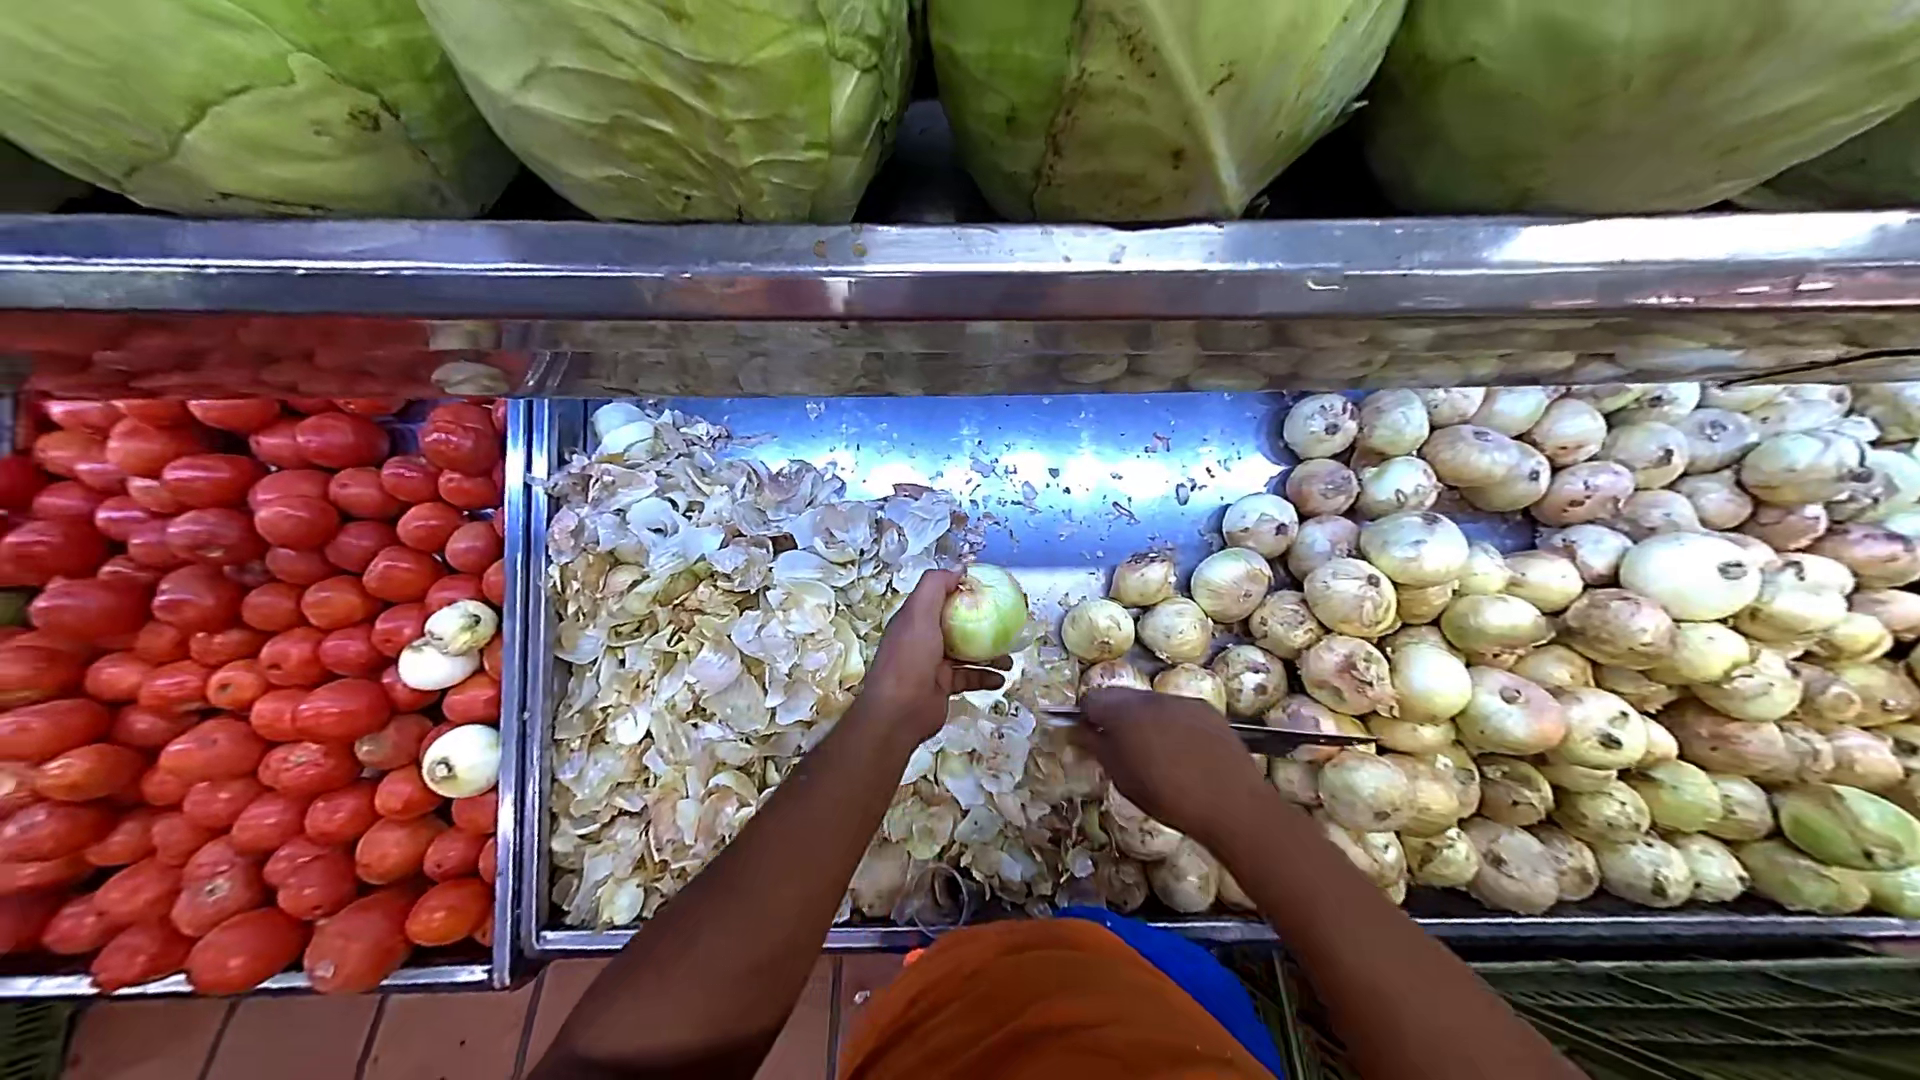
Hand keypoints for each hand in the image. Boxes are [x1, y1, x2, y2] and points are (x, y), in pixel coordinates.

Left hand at [851, 569, 1007, 747]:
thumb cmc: (908, 658)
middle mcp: (923, 639)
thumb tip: (958, 568)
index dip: (962, 592)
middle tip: (1006, 626)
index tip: (988, 591)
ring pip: (967, 653)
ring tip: (1009, 657)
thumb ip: (935, 586)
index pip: (940, 598)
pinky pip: (968, 677)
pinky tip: (1000, 679)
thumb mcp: (919, 613)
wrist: (898, 711)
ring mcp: (932, 664)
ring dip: (989, 654)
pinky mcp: (942, 686)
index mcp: (915, 619)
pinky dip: (985, 677)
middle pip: (957, 626)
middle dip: (982, 625)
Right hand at [1078, 688, 1272, 850]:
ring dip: (1143, 719)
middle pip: (1120, 697)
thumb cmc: (1166, 796)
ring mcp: (1181, 701)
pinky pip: (1177, 710)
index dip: (1086, 717)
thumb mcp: (1121, 777)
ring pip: (1150, 703)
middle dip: (1114, 716)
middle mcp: (1150, 698)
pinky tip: (1182, 751)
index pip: (1091, 699)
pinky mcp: (1206, 709)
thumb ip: (1095, 747)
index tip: (1090, 738)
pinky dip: (1171, 724)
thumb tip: (1077, 730)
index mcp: (1123, 712)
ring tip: (1154, 752)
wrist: (1231, 803)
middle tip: (1119, 747)